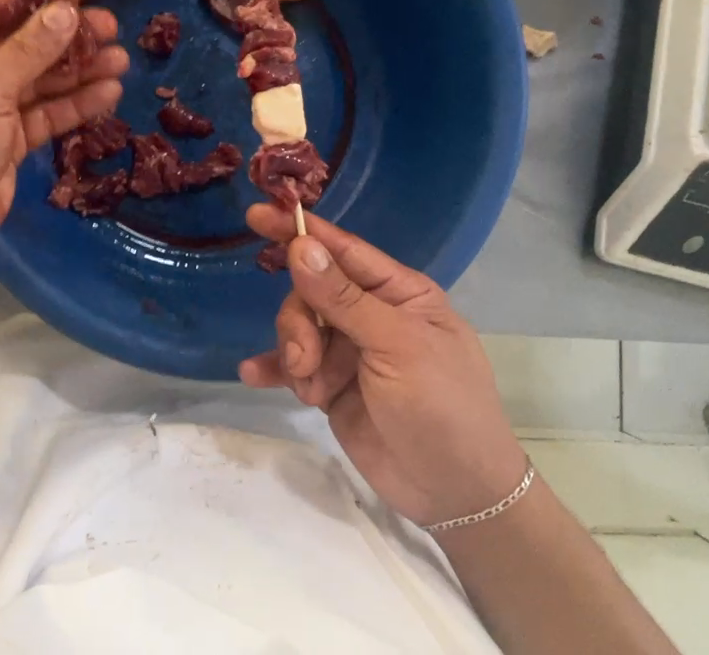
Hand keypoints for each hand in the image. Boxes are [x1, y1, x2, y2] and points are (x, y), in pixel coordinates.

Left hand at [0, 0, 125, 263]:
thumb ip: (29, 49)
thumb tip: (67, 11)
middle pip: (20, 43)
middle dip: (65, 37)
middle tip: (110, 27)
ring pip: (38, 79)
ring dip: (78, 70)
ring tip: (121, 59)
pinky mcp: (6, 139)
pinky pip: (44, 112)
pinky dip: (74, 104)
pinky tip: (109, 92)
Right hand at [239, 207, 526, 527]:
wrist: (456, 494)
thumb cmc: (443, 406)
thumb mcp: (397, 346)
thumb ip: (344, 298)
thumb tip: (303, 245)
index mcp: (400, 293)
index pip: (343, 250)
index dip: (301, 231)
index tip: (258, 215)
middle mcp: (372, 315)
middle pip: (311, 292)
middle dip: (300, 322)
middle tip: (306, 359)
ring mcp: (350, 352)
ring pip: (298, 328)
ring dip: (295, 354)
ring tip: (310, 388)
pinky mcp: (332, 386)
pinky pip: (293, 366)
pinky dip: (275, 368)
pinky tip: (253, 375)